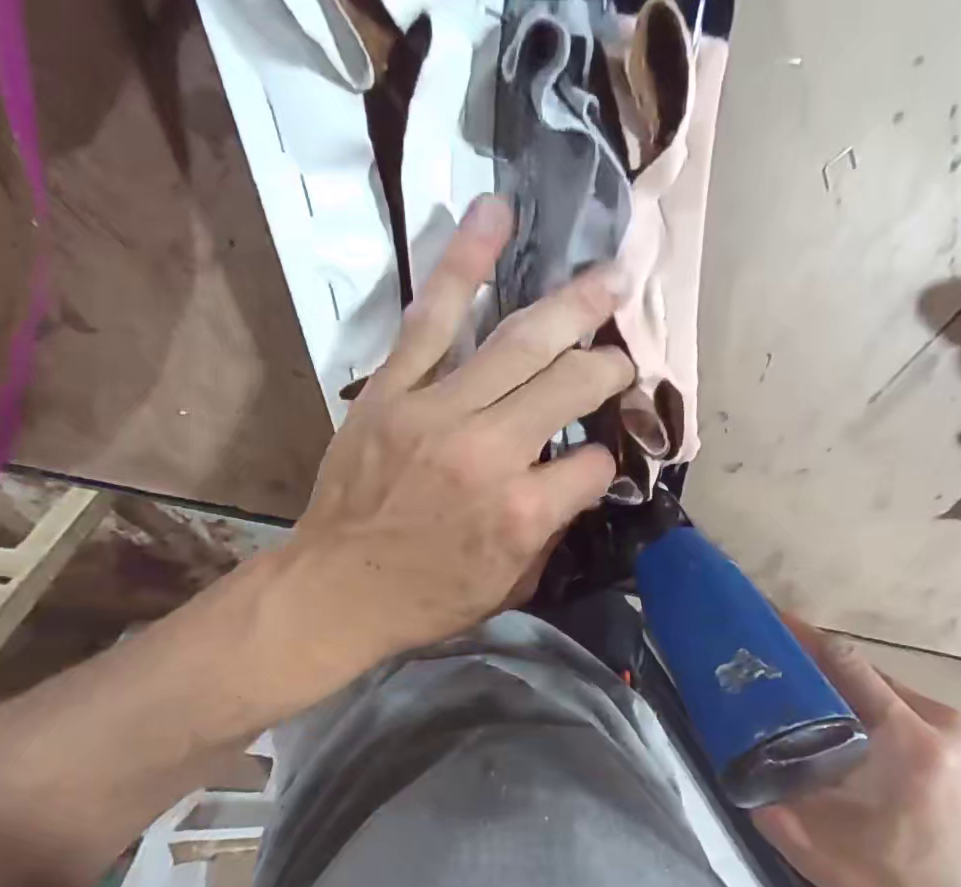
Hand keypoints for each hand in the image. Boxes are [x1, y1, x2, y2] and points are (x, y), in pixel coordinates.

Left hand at [284, 195, 634, 660]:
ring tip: (606, 274)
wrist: (334, 590)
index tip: (592, 460)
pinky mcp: (392, 391)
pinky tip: (493, 214)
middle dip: (608, 364)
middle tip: (626, 347)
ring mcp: (437, 412)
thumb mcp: (510, 584)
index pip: (595, 464)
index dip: (603, 461)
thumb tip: (578, 476)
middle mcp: (490, 452)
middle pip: (570, 384)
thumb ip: (553, 529)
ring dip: (569, 304)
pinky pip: (433, 318)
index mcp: (524, 512)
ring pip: (517, 340)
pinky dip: (464, 262)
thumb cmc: (425, 597)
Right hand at [752, 615, 960, 886]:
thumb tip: (725, 738)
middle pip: (867, 674)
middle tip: (774, 661)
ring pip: (887, 689)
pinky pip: (906, 708)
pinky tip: (837, 715)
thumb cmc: (875, 881)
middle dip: (818, 665)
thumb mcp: (803, 830)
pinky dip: (868, 705)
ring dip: (842, 686)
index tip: (770, 617)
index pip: (849, 667)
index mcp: (913, 744)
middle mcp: (950, 728)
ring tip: (799, 686)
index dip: (805, 638)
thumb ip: (762, 780)